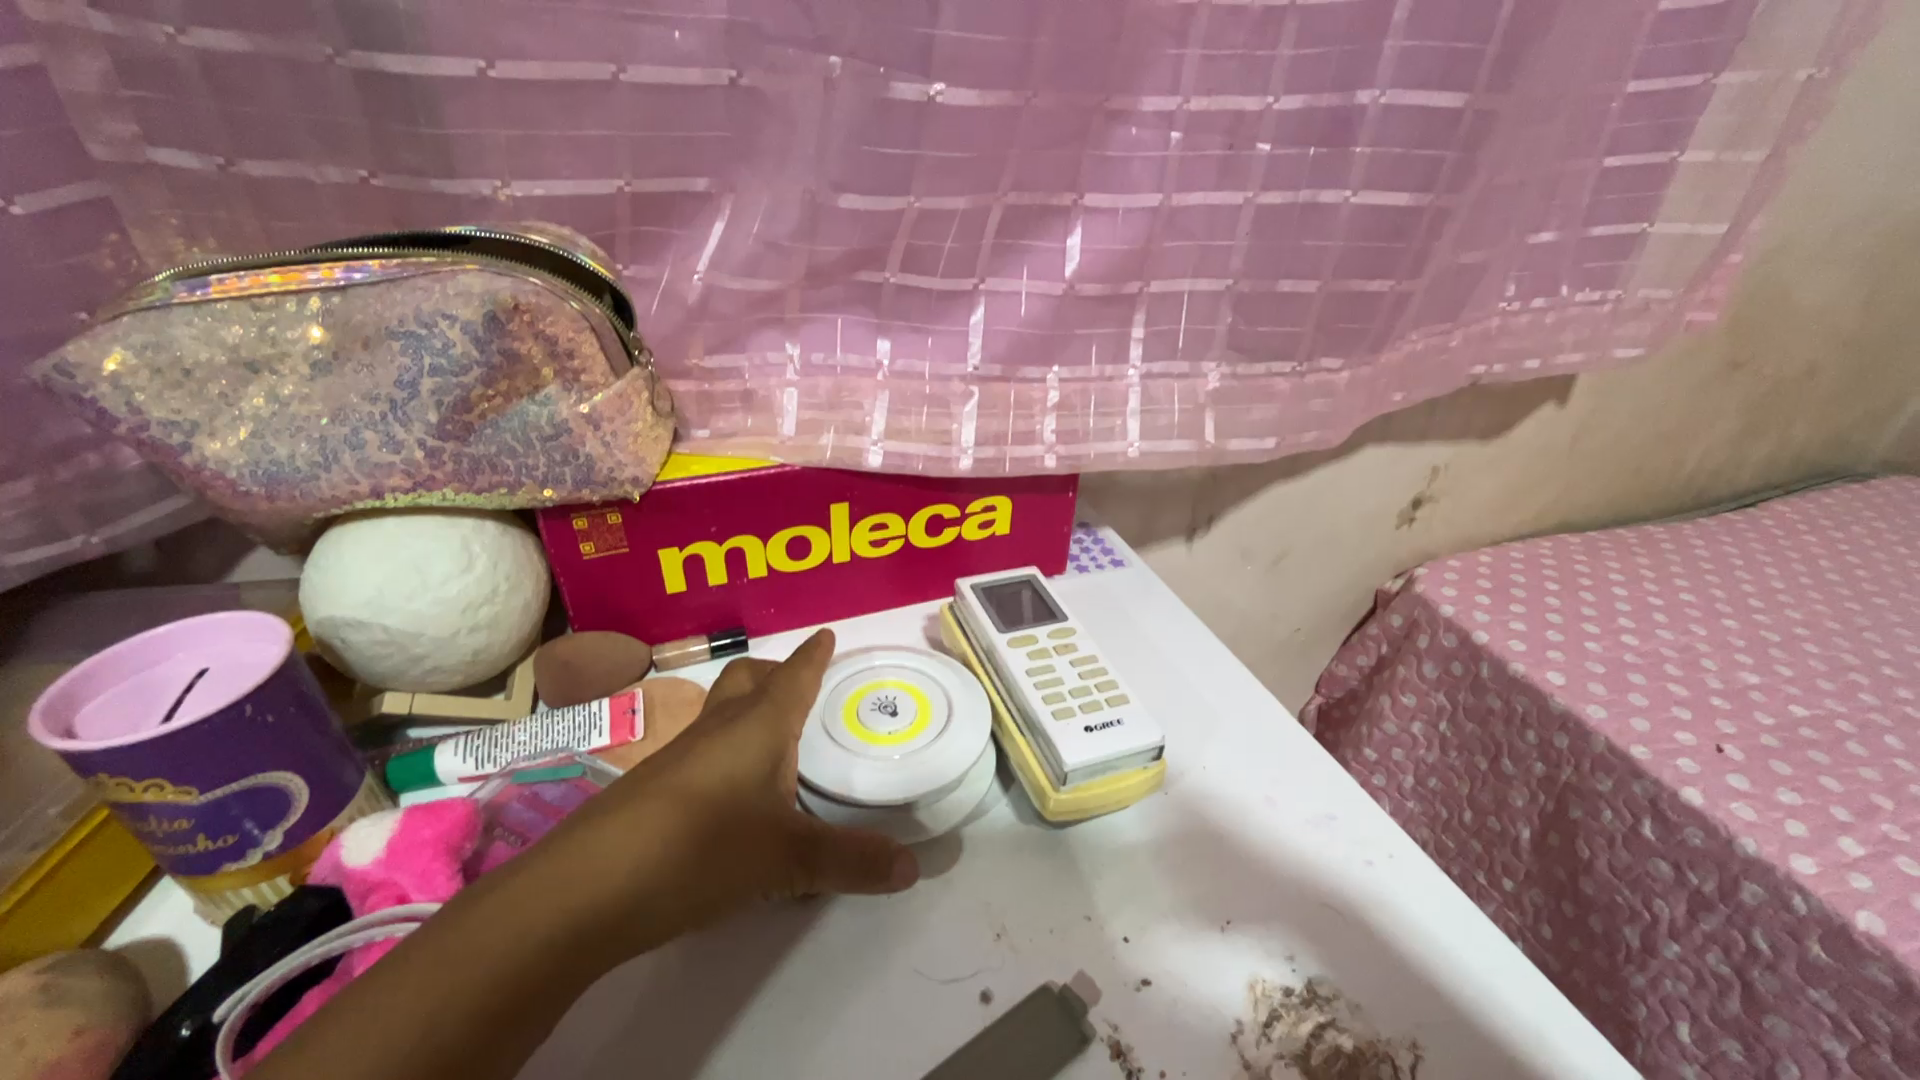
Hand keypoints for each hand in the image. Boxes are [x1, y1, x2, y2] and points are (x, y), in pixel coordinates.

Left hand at [526, 629, 919, 958]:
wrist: (589, 886)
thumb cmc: (702, 849)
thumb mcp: (788, 860)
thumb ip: (851, 862)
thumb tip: (913, 867)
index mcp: (758, 727)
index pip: (794, 677)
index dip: (814, 656)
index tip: (827, 634)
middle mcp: (717, 729)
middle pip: (747, 679)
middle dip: (775, 673)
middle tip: (800, 686)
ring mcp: (679, 757)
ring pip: (718, 713)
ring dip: (746, 713)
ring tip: (774, 743)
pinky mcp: (653, 789)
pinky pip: (700, 751)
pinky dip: (725, 755)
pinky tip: (733, 796)